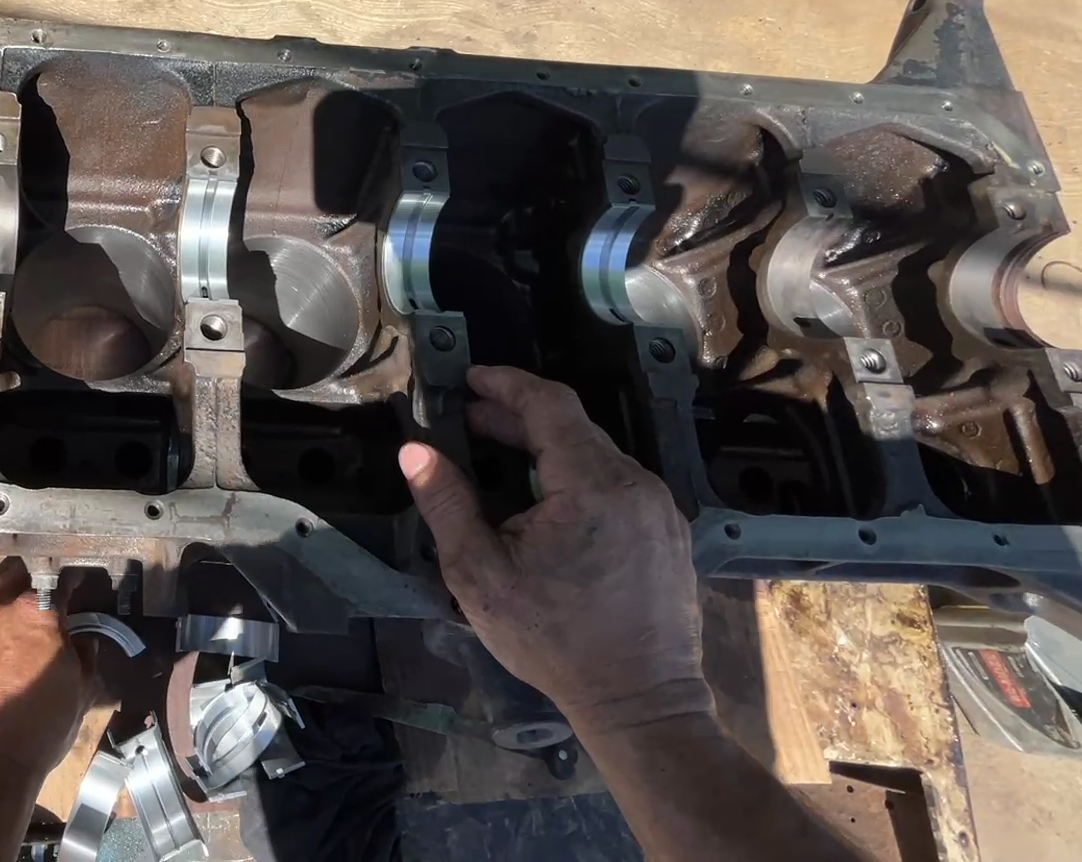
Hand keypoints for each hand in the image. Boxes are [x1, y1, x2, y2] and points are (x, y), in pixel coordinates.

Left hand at [0, 558, 93, 781]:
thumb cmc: (40, 727)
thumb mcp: (79, 692)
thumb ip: (84, 657)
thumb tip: (83, 643)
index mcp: (40, 612)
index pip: (61, 581)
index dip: (70, 582)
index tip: (73, 587)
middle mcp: (2, 608)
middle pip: (15, 573)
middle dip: (28, 580)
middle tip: (36, 599)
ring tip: (6, 619)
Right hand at [399, 365, 713, 735]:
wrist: (641, 704)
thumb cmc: (551, 637)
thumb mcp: (478, 573)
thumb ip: (445, 503)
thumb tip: (414, 450)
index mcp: (593, 485)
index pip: (550, 405)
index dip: (506, 383)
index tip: (469, 377)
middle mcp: (635, 484)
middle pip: (572, 425)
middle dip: (515, 415)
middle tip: (467, 420)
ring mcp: (658, 509)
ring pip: (594, 451)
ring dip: (542, 442)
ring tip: (495, 451)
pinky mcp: (667, 532)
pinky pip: (613, 478)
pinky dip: (570, 468)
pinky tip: (541, 492)